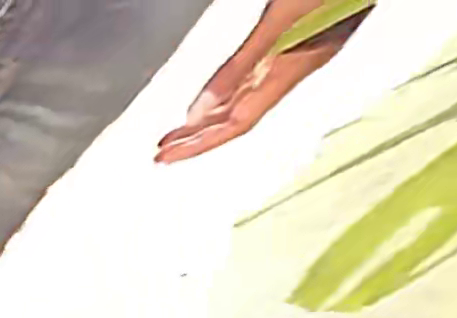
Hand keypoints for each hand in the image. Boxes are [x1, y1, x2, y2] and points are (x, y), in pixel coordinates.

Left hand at [156, 0, 360, 162]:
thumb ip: (240, 66)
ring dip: (204, 122)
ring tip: (172, 138)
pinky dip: (223, 97)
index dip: (199, 145)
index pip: (236, 124)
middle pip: (235, 118)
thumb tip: (198, 113)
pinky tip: (207, 106)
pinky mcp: (296, 39)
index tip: (165, 158)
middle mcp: (294, 68)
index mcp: (293, 70)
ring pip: (241, 100)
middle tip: (159, 156)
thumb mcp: (280, 20)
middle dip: (195, 139)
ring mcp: (297, 54)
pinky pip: (250, 81)